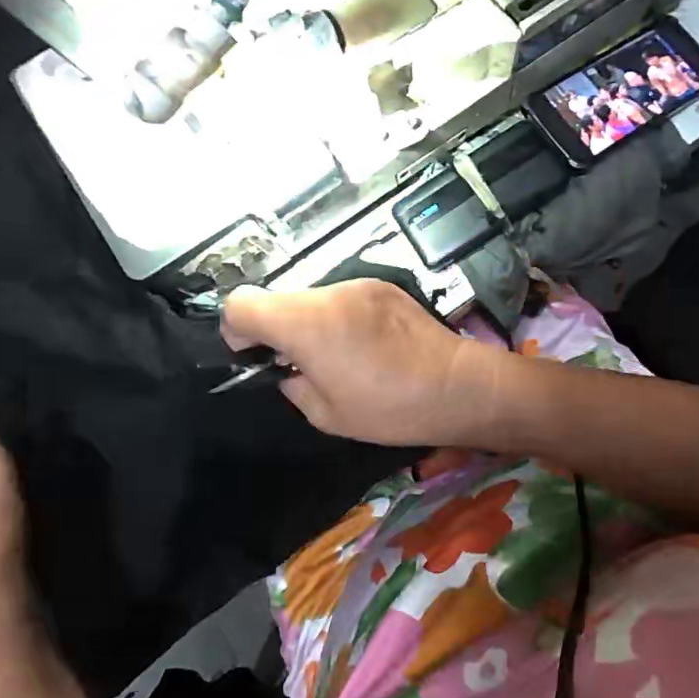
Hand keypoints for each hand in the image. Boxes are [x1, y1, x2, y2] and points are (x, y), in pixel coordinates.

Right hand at [221, 280, 504, 446]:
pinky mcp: (389, 287)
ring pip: (316, 298)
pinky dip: (344, 317)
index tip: (259, 356)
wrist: (459, 385)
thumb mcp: (325, 413)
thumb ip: (292, 382)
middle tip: (306, 364)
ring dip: (315, 322)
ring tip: (344, 357)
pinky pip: (347, 298)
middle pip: (282, 299)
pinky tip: (369, 345)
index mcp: (308, 321)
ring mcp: (365, 284)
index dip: (239, 331)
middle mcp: (333, 291)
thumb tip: (288, 367)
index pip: (242, 304)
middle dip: (281, 329)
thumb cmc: (391, 408)